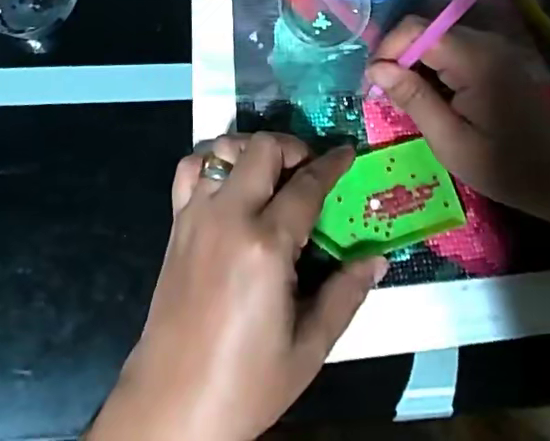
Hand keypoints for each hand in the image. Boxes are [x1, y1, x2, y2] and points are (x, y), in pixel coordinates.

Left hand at [87, 133, 387, 440]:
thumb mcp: (309, 346)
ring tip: (273, 176)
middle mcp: (228, 215)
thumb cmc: (247, 381)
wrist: (174, 400)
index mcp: (265, 244)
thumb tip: (375, 258)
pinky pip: (190, 170)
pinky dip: (212, 163)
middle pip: (261, 149)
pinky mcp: (176, 222)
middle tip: (311, 170)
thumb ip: (345, 293)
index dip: (332, 164)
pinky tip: (230, 186)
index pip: (306, 185)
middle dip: (293, 148)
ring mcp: (196, 214)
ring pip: (223, 148)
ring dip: (252, 151)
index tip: (348, 153)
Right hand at [363, 19, 549, 215]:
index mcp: (475, 59)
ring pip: (434, 37)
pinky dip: (431, 65)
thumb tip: (377, 69)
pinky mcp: (493, 56)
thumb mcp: (451, 141)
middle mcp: (484, 42)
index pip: (416, 30)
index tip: (373, 84)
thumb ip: (414, 99)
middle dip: (397, 56)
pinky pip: (450, 48)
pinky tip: (429, 96)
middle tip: (384, 94)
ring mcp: (491, 46)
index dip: (387, 50)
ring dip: (412, 61)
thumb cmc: (505, 165)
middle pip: (424, 29)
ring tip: (404, 98)